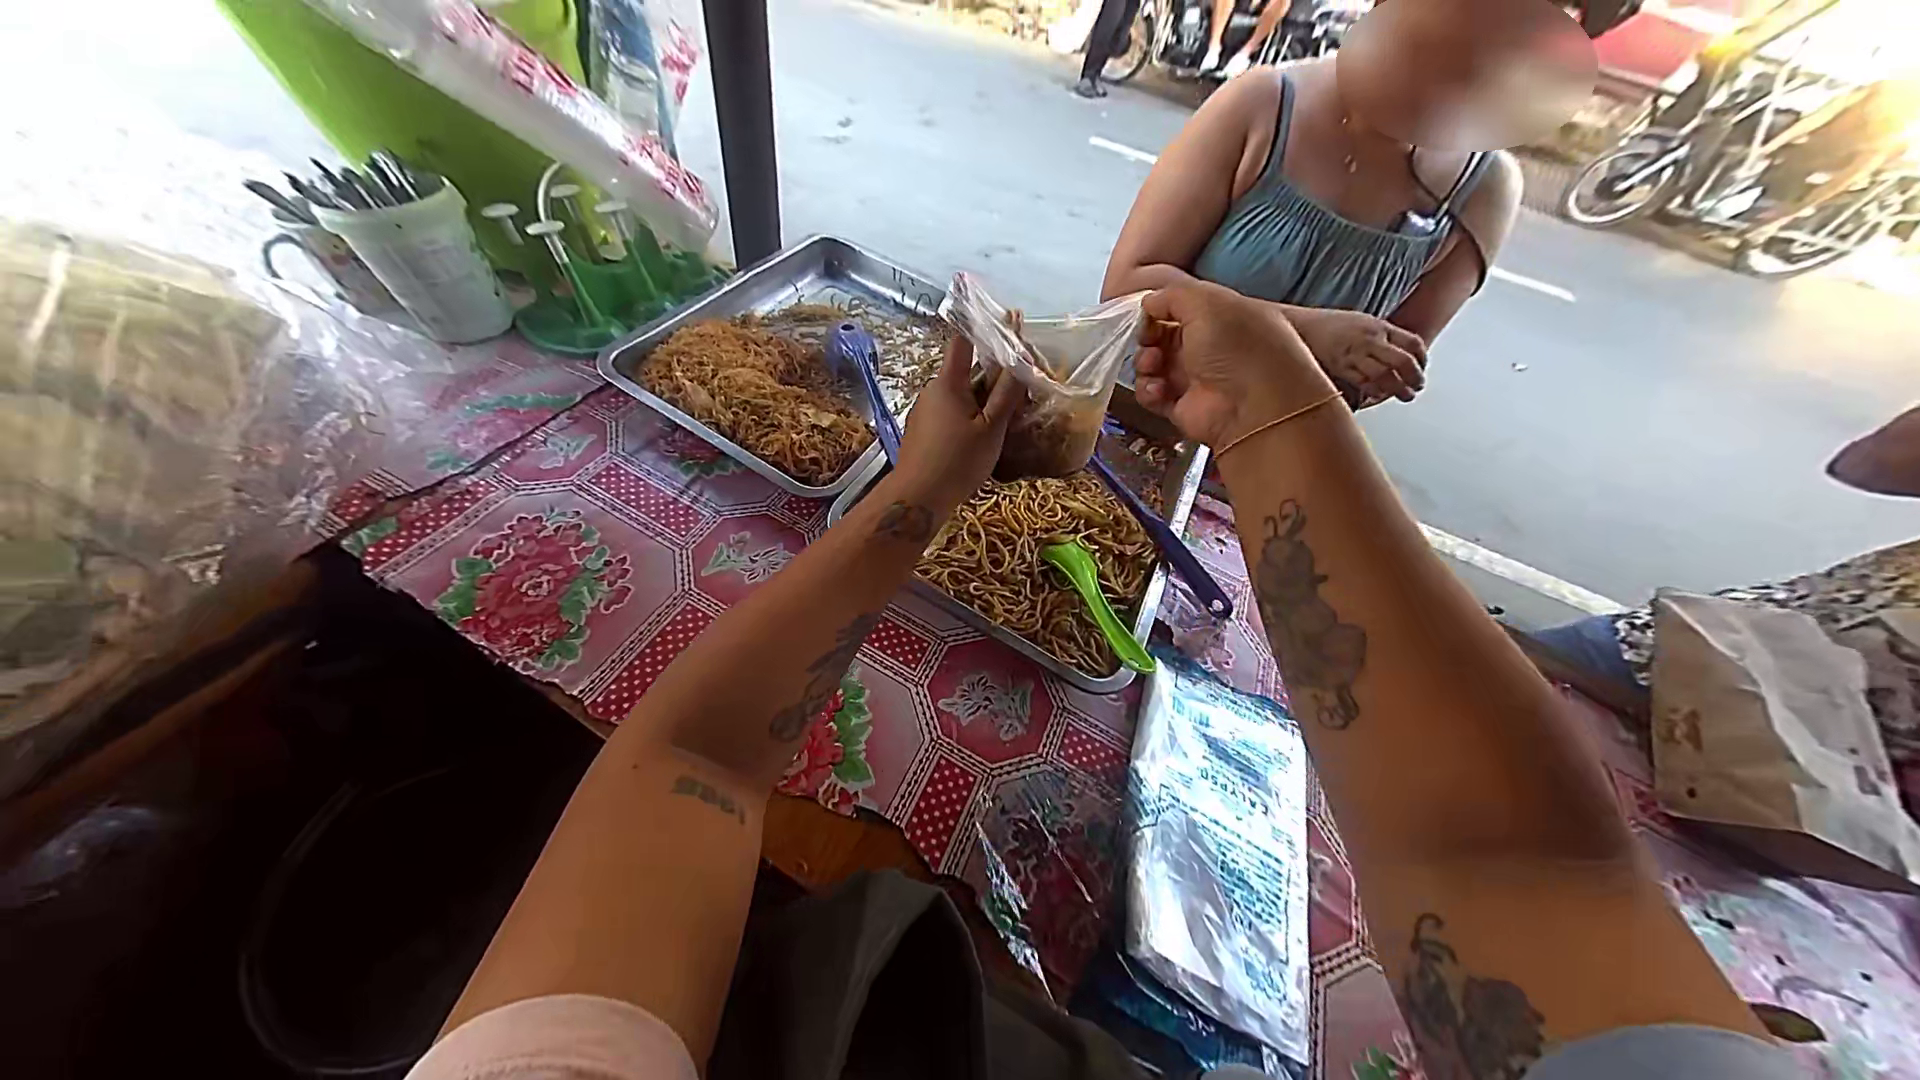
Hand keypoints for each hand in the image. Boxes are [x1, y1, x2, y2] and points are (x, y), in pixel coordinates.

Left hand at [894, 337, 1024, 509]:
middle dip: (992, 377)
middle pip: (966, 373)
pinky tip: (982, 438)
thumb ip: (1006, 393)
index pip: (963, 342)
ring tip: (1006, 419)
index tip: (1009, 321)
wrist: (918, 498)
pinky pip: (950, 415)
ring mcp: (924, 412)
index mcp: (948, 383)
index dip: (985, 328)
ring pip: (959, 397)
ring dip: (981, 402)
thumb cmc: (958, 461)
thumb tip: (1020, 358)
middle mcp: (932, 391)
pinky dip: (968, 418)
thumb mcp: (991, 428)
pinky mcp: (923, 432)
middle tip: (1021, 389)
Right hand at [1134, 282, 1338, 448]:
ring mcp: (1193, 378)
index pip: (1180, 309)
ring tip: (1153, 367)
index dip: (1158, 311)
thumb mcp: (1208, 303)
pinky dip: (1148, 391)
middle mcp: (1207, 347)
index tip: (1148, 315)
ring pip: (1152, 366)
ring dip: (1145, 364)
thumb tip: (1149, 302)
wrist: (1253, 407)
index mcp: (1220, 317)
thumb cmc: (1236, 347)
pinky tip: (1158, 390)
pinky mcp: (1181, 407)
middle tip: (1149, 342)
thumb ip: (1173, 295)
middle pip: (1161, 337)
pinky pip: (1152, 396)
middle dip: (1148, 337)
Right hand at [1289, 307, 1426, 404]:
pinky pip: (1361, 382)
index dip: (1422, 360)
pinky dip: (1372, 391)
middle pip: (1402, 361)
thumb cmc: (1325, 325)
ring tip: (1403, 395)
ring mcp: (1353, 354)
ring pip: (1384, 374)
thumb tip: (1393, 351)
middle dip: (1414, 377)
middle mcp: (1369, 340)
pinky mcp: (1338, 367)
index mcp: (1378, 326)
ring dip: (1396, 388)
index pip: (1412, 343)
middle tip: (1416, 387)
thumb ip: (1378, 336)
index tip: (1421, 370)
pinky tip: (1377, 395)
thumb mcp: (1360, 322)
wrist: (1297, 324)